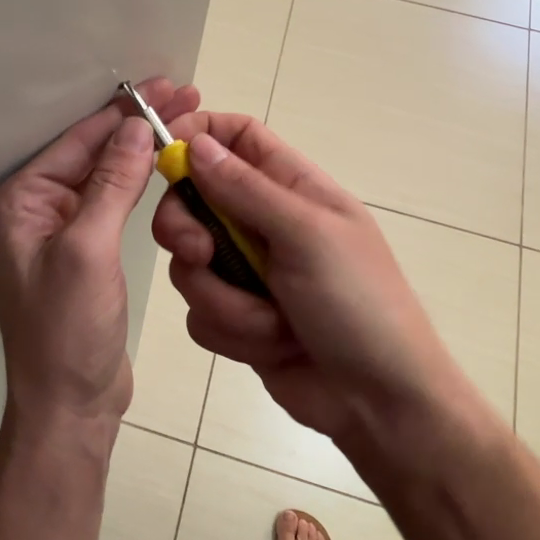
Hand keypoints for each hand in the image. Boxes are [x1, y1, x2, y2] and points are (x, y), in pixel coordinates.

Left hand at [0, 78, 200, 425]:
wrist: (70, 407)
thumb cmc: (67, 330)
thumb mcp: (87, 250)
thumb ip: (112, 185)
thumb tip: (137, 127)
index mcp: (23, 202)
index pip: (78, 140)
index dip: (124, 111)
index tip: (168, 86)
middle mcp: (38, 210)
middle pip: (92, 152)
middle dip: (138, 123)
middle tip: (188, 95)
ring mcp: (63, 232)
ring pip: (106, 177)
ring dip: (143, 149)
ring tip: (186, 121)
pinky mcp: (87, 254)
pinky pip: (114, 205)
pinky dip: (140, 183)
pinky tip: (167, 167)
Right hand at [151, 113, 449, 443]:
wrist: (379, 403)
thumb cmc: (358, 304)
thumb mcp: (307, 235)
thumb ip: (245, 189)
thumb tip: (195, 143)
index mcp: (290, 187)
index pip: (234, 137)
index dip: (197, 136)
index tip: (160, 155)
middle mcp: (263, 222)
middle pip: (193, 200)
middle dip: (187, 229)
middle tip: (201, 253)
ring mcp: (248, 271)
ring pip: (189, 265)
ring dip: (225, 299)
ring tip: (274, 322)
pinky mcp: (237, 317)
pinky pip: (200, 312)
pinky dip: (232, 331)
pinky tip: (273, 346)